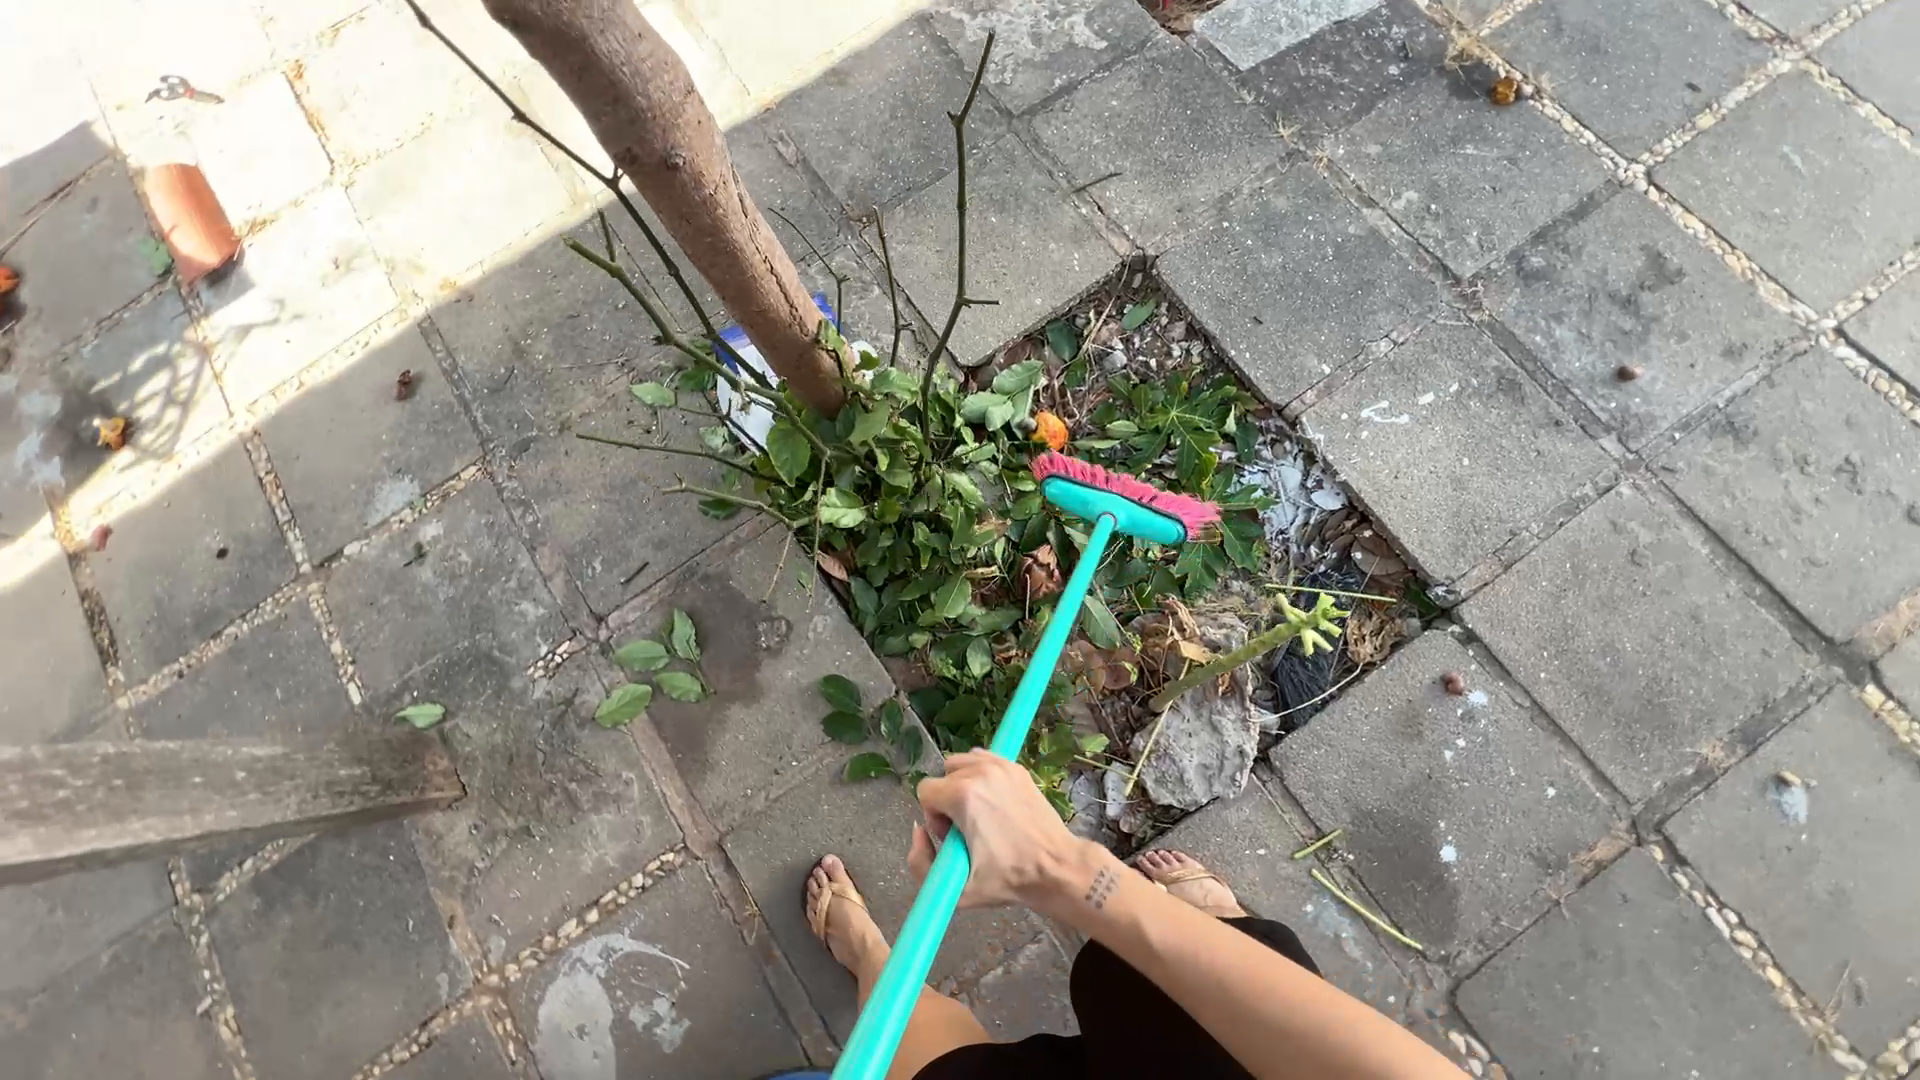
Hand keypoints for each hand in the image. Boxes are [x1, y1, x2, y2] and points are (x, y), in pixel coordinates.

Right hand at [908, 750, 1083, 907]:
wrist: (1056, 867)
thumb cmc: (1009, 879)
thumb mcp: (956, 890)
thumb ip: (920, 864)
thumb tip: (918, 831)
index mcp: (963, 795)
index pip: (925, 790)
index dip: (933, 817)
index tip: (952, 838)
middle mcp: (980, 772)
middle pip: (943, 776)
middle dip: (947, 801)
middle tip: (967, 830)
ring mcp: (1001, 766)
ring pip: (963, 763)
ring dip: (962, 785)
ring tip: (980, 814)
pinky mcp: (1017, 768)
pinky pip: (984, 760)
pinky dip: (981, 775)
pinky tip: (993, 801)